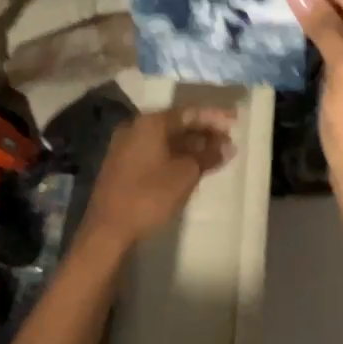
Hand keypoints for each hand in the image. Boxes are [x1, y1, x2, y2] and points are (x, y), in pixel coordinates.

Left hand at [79, 108, 235, 248]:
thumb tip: (228, 146)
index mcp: (150, 123)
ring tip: (214, 155)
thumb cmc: (149, 196)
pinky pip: (156, 151)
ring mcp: (126, 147)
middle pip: (177, 124)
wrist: (107, 230)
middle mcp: (136, 128)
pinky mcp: (123, 165)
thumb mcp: (185, 175)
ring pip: (166, 139)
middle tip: (227, 140)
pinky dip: (175, 155)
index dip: (214, 117)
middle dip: (203, 132)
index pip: (189, 112)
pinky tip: (191, 166)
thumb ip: (208, 156)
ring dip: (191, 146)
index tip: (235, 121)